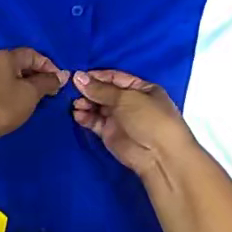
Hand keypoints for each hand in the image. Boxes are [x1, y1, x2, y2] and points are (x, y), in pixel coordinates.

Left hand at [0, 48, 68, 158]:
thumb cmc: (4, 106)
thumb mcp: (31, 93)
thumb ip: (47, 82)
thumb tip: (63, 75)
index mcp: (4, 57)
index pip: (32, 54)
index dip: (49, 66)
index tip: (60, 82)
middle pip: (21, 63)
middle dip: (39, 75)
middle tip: (52, 92)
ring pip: (12, 75)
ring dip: (28, 84)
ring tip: (40, 99)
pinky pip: (3, 85)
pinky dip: (16, 91)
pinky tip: (22, 103)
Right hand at [71, 69, 197, 178]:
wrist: (159, 155)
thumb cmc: (149, 119)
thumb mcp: (126, 98)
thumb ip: (100, 89)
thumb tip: (77, 76)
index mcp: (140, 88)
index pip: (114, 77)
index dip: (96, 76)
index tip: (77, 76)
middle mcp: (130, 102)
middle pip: (104, 92)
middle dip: (88, 91)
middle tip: (73, 91)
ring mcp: (119, 118)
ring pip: (97, 107)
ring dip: (85, 104)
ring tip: (76, 105)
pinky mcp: (110, 134)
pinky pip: (95, 122)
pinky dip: (85, 118)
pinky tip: (78, 115)